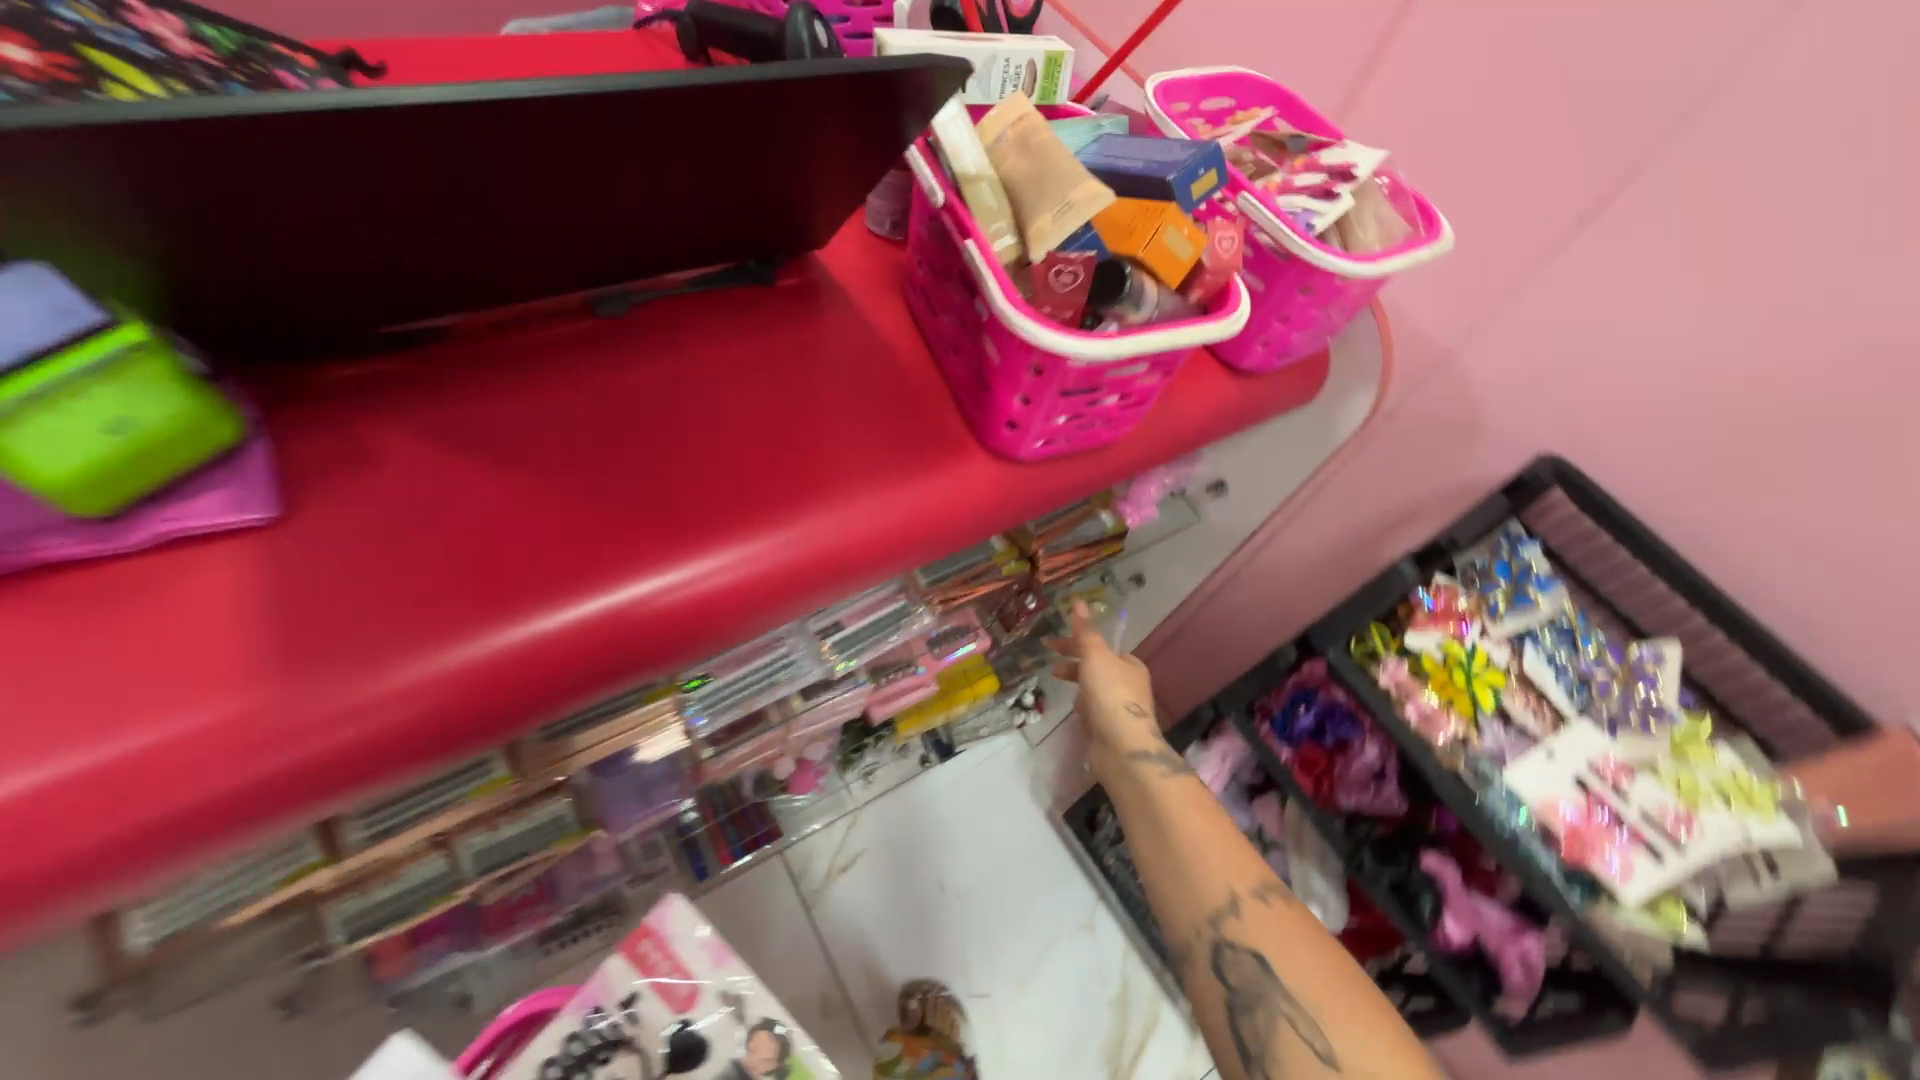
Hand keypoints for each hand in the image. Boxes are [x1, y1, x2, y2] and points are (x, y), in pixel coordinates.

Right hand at [1047, 601, 1164, 778]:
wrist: (1121, 748)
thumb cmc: (1110, 695)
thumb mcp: (1096, 657)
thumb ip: (1085, 632)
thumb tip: (1079, 601)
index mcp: (1130, 665)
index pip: (1102, 647)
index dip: (1078, 642)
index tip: (1053, 643)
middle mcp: (1129, 685)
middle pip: (1097, 667)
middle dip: (1074, 662)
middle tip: (1050, 662)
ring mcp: (1120, 709)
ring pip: (1094, 689)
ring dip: (1077, 683)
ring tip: (1058, 682)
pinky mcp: (1110, 729)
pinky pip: (1092, 711)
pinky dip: (1081, 706)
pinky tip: (1073, 711)